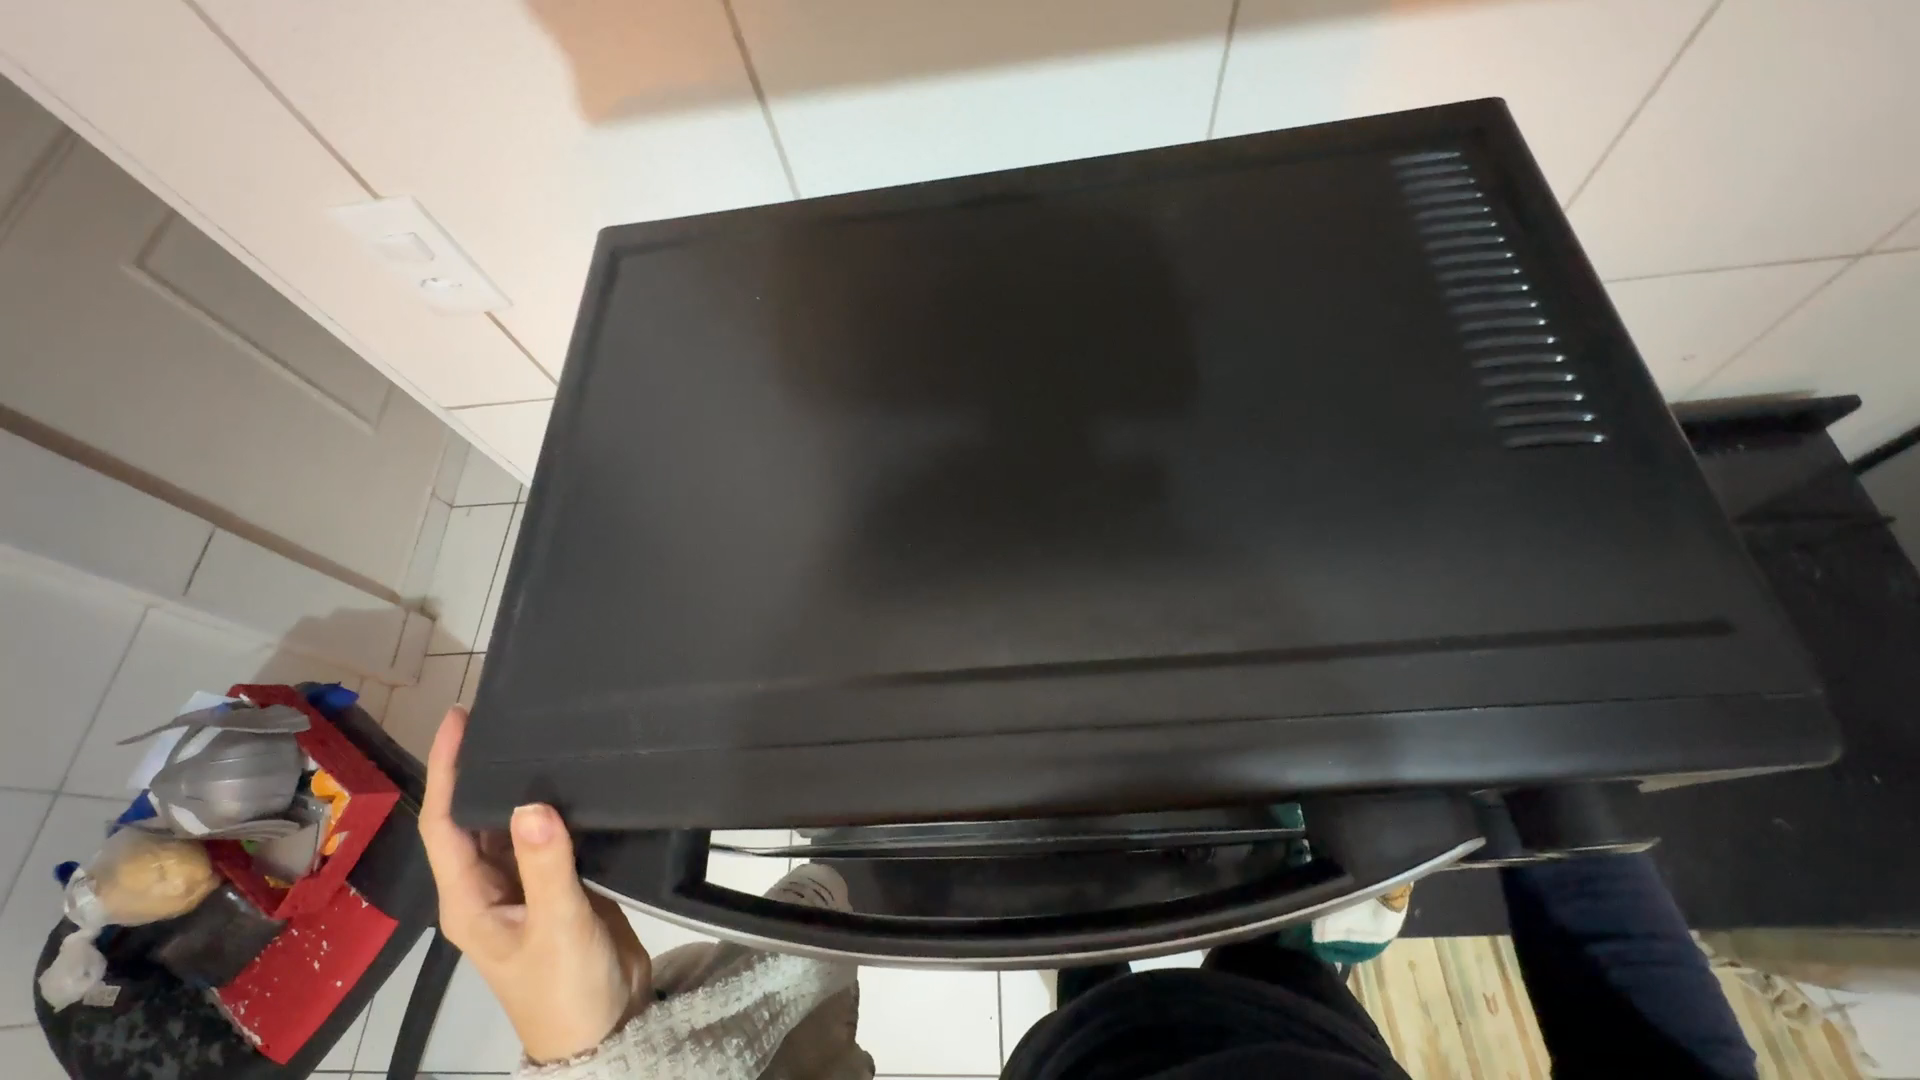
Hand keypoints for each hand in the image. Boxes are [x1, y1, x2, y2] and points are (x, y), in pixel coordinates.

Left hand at [419, 707, 651, 1063]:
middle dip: (482, 768)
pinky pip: (550, 837)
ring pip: (514, 824)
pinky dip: (557, 807)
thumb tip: (533, 801)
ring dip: (521, 784)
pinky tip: (577, 780)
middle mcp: (490, 886)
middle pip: (476, 818)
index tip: (458, 720)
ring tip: (542, 734)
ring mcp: (525, 887)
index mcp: (471, 898)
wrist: (606, 1029)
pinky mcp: (560, 887)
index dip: (446, 770)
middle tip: (507, 713)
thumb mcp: (557, 927)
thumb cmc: (566, 987)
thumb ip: (547, 866)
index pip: (445, 823)